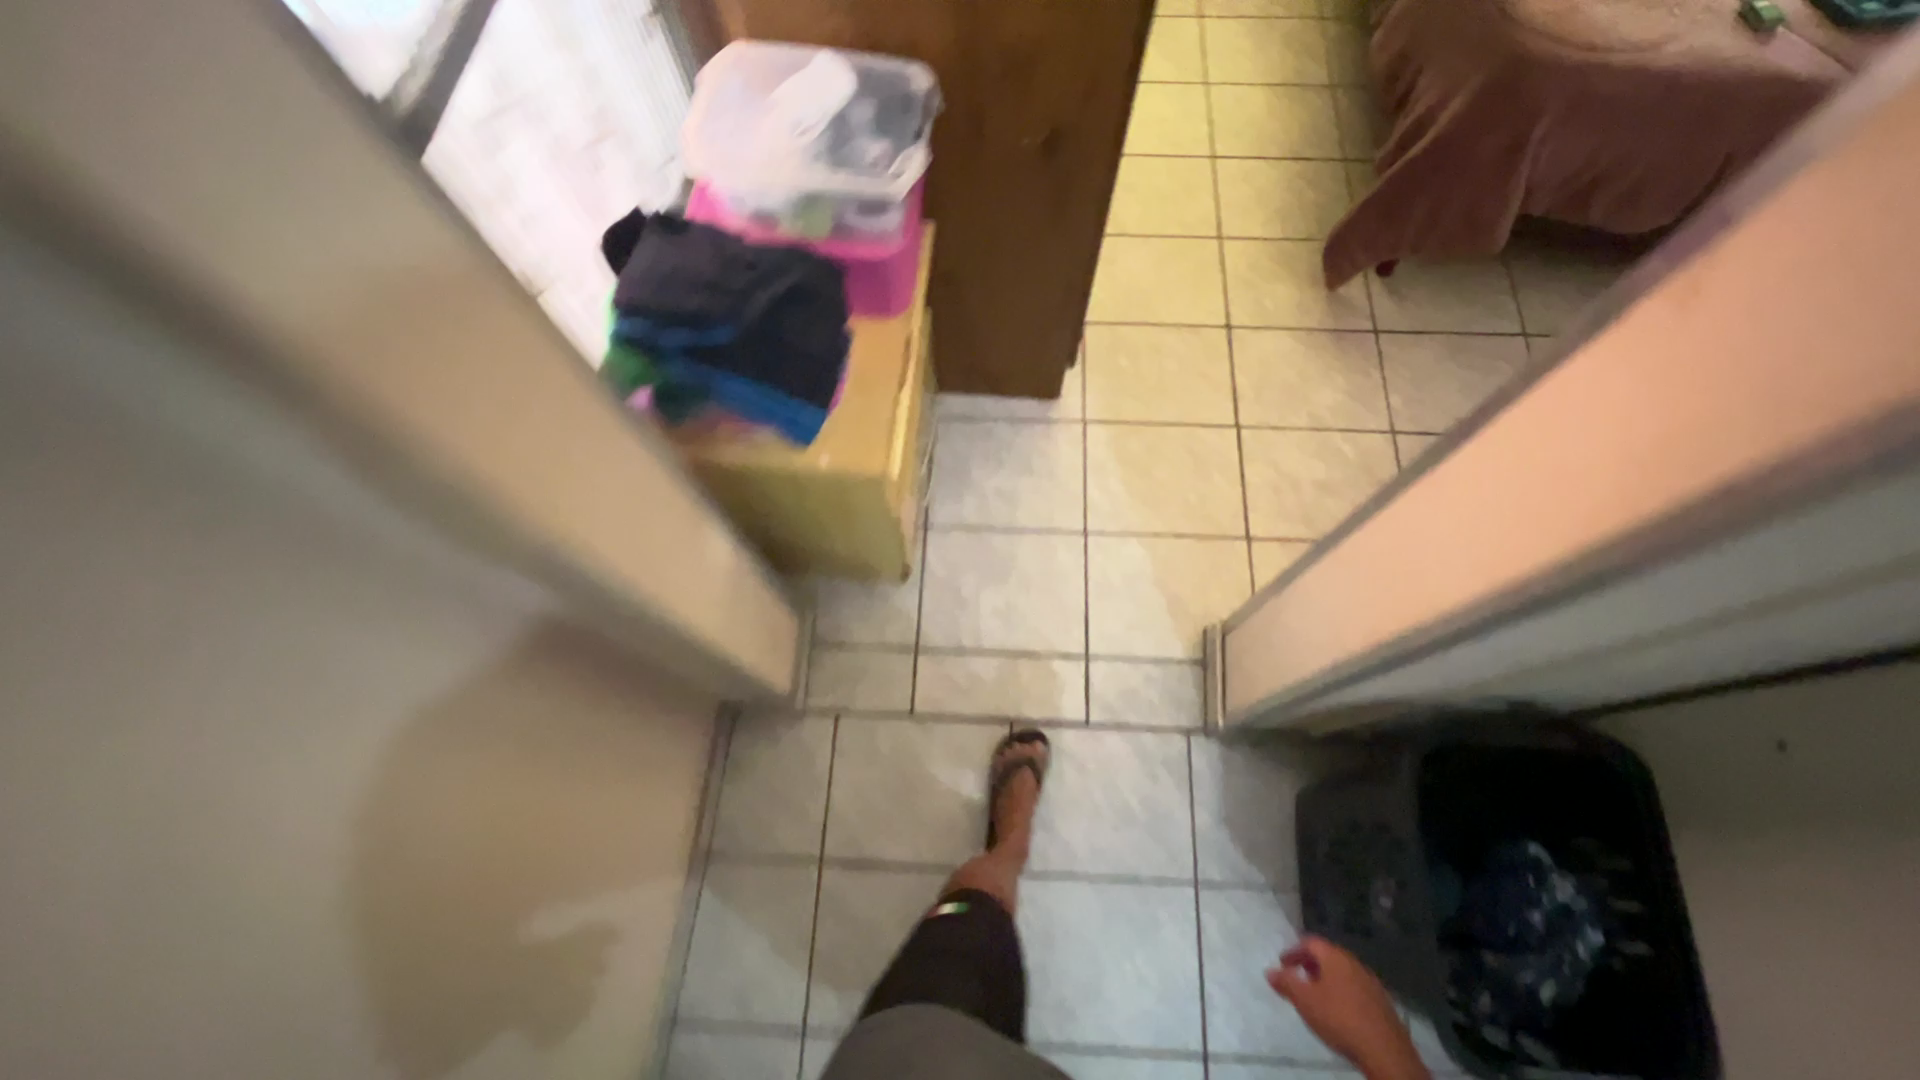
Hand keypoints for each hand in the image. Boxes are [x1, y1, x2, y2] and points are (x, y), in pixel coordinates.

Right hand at [1266, 936, 1428, 1079]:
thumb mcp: (1304, 1001)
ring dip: (1327, 978)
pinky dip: (1342, 991)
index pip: (1311, 942)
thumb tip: (1270, 971)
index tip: (1283, 964)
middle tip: (1297, 977)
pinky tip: (1338, 1010)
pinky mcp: (1381, 1001)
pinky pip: (1355, 987)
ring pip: (1343, 972)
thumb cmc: (1339, 1019)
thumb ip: (1286, 983)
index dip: (1293, 950)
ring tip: (1316, 995)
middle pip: (1328, 955)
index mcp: (1335, 957)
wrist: (1384, 1051)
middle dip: (1310, 964)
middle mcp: (1354, 963)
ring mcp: (1371, 982)